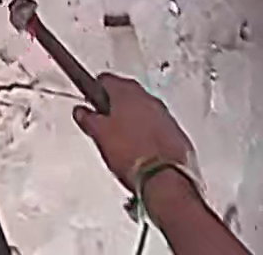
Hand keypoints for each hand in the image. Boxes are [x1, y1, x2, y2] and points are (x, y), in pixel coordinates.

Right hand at [71, 74, 196, 187]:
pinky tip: (144, 154)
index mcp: (126, 91)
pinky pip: (161, 130)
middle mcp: (149, 98)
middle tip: (107, 125)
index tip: (91, 104)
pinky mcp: (181, 138)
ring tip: (126, 144)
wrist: (166, 184)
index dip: (95, 92)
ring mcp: (167, 118)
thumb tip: (81, 112)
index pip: (105, 80)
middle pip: (127, 95)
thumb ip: (87, 118)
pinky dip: (152, 137)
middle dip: (117, 107)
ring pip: (145, 112)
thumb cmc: (131, 154)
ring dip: (136, 122)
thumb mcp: (98, 134)